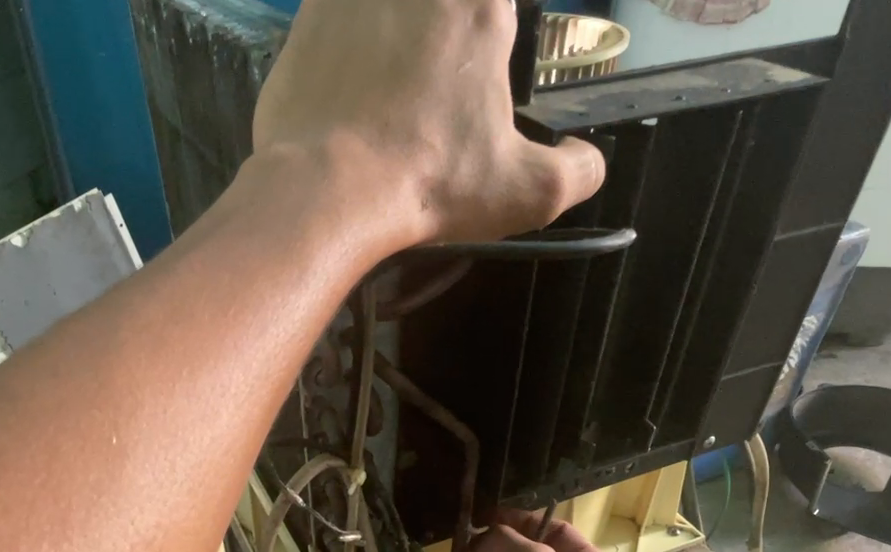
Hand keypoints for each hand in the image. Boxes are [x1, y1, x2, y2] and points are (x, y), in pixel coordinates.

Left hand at [252, 0, 604, 249]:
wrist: (328, 191)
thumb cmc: (432, 184)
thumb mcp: (527, 194)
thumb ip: (577, 171)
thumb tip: (584, 155)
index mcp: (481, 8)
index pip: (496, 5)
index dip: (488, 31)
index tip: (481, 64)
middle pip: (440, 4)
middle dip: (440, 27)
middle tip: (429, 82)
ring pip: (387, 5)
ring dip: (390, 26)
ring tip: (386, 79)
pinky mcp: (306, 17)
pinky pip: (332, 10)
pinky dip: (341, 34)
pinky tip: (340, 78)